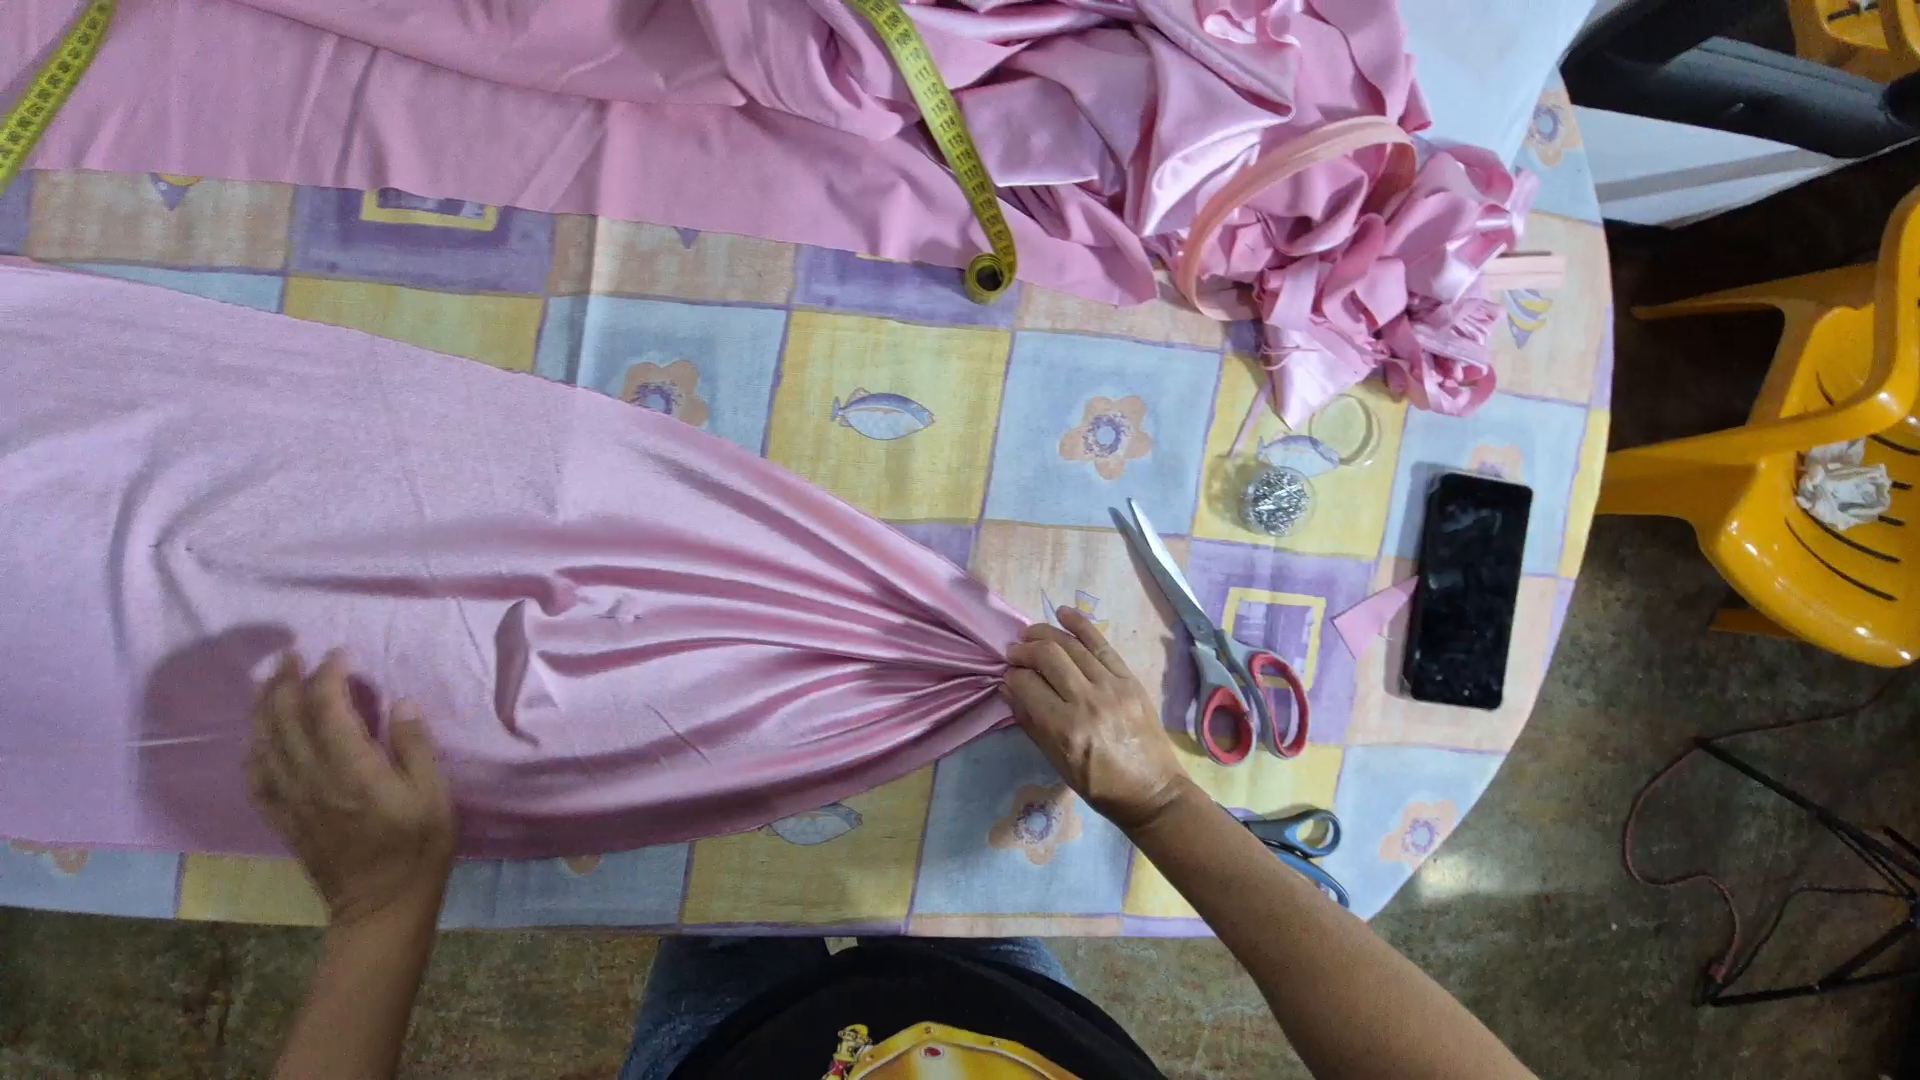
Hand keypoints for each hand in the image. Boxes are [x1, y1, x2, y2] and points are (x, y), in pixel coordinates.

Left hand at [249, 650, 456, 928]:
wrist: (383, 902)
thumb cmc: (420, 845)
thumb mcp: (434, 793)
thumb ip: (415, 747)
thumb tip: (401, 704)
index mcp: (354, 771)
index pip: (329, 712)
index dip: (330, 678)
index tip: (341, 654)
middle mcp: (315, 781)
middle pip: (287, 722)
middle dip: (287, 683)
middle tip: (293, 654)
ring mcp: (294, 801)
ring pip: (266, 745)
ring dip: (265, 708)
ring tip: (271, 682)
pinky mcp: (285, 819)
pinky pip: (257, 778)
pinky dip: (254, 750)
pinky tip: (257, 737)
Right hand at [1004, 608, 1193, 830]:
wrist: (1152, 790)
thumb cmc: (1098, 785)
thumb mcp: (1056, 762)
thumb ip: (1031, 722)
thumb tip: (1010, 688)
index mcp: (1065, 729)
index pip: (1027, 685)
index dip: (1012, 676)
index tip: (1008, 675)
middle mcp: (1087, 701)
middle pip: (1048, 657)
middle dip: (1024, 650)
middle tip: (1014, 653)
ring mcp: (1112, 686)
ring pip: (1072, 646)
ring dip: (1045, 634)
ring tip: (1030, 635)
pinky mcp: (1129, 679)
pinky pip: (1101, 644)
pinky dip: (1080, 625)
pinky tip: (1062, 613)